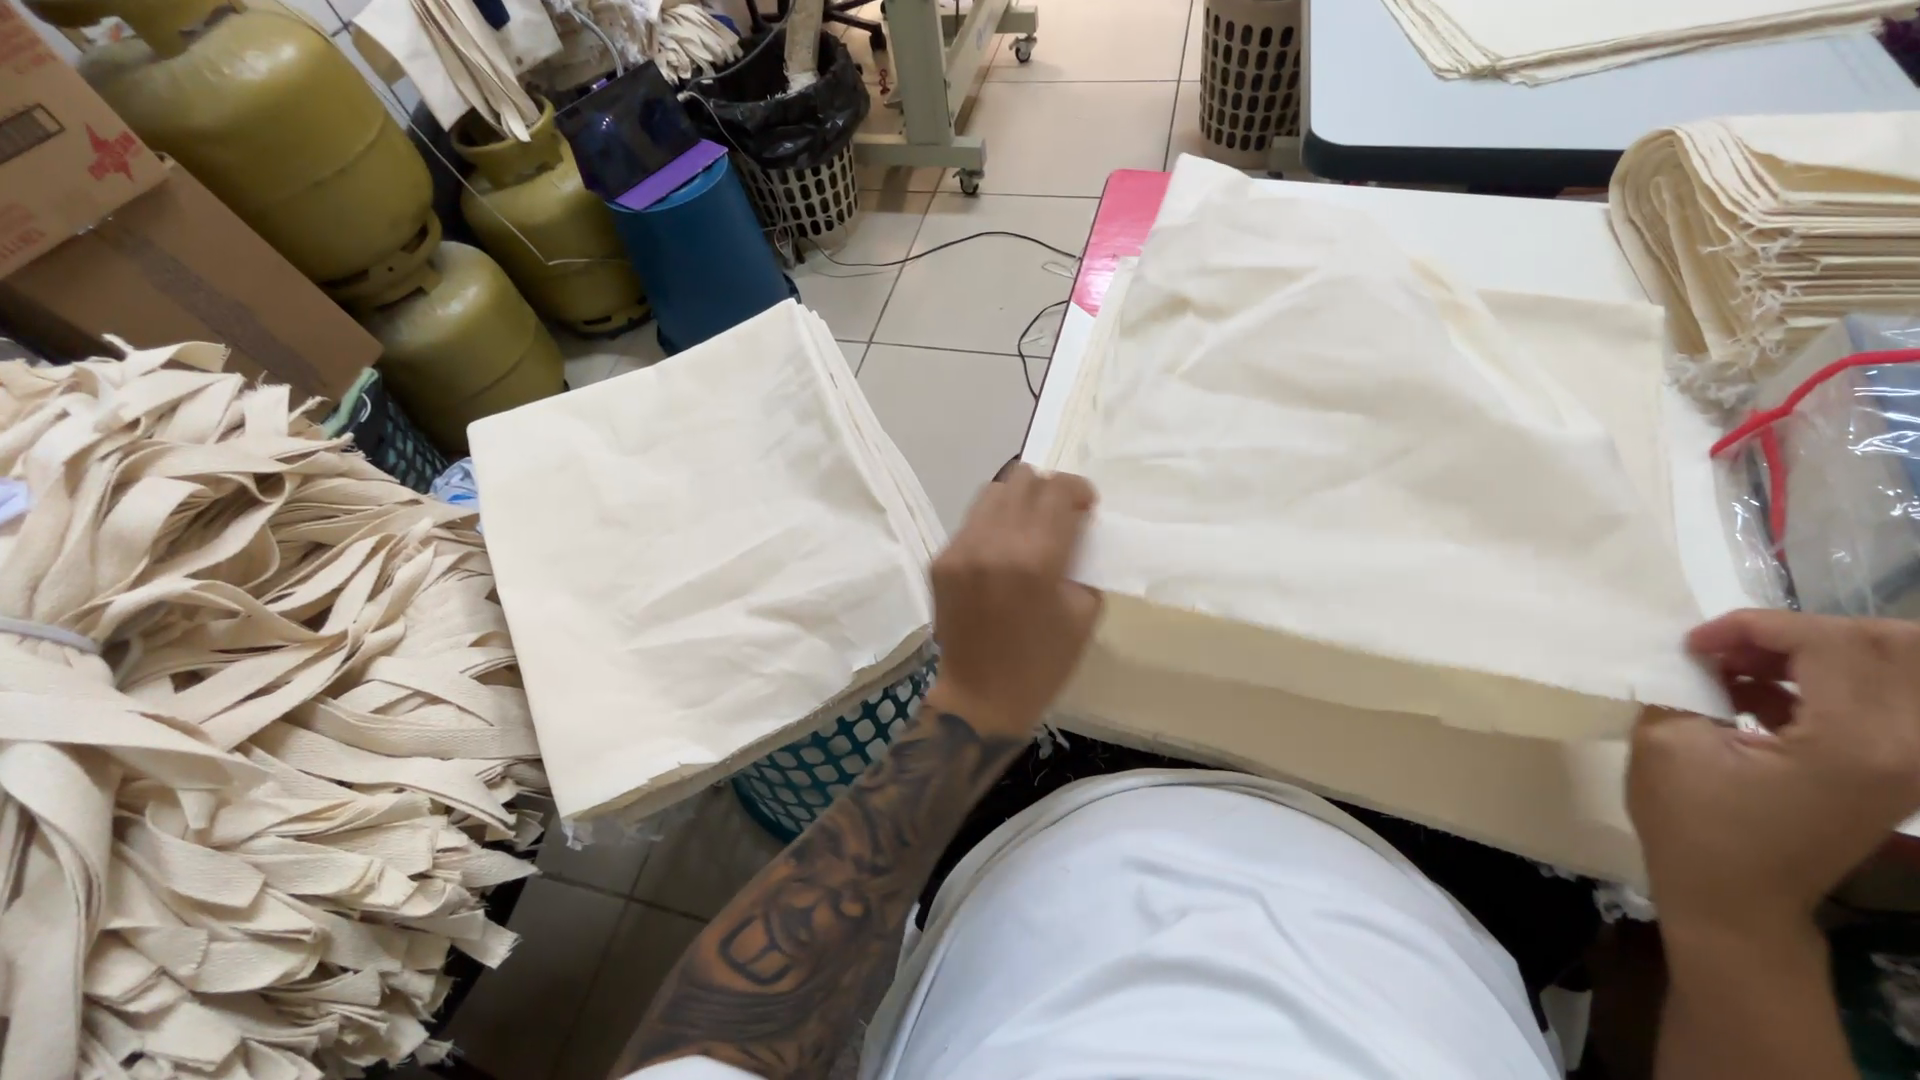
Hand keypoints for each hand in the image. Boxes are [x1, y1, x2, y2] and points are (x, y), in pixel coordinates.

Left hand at [927, 464, 1101, 737]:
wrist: (981, 697)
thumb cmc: (1042, 663)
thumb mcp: (1083, 612)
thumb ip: (1080, 560)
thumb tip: (1072, 527)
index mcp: (1036, 558)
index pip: (1058, 491)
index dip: (1078, 489)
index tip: (1086, 505)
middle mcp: (994, 544)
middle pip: (1023, 479)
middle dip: (1049, 490)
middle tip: (1060, 514)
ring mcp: (961, 550)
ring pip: (993, 492)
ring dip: (1018, 500)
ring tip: (1029, 526)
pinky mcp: (941, 560)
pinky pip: (971, 522)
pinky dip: (993, 525)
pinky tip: (1002, 551)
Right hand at [1628, 608, 1919, 933]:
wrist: (1735, 903)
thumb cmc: (1693, 826)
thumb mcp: (1669, 742)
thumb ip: (1691, 684)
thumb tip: (1710, 653)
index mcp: (1854, 742)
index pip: (1830, 641)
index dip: (1756, 626)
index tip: (1696, 644)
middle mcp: (1909, 747)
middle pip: (1892, 644)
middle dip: (1802, 631)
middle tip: (1735, 648)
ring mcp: (1914, 762)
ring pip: (1898, 667)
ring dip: (1818, 654)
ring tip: (1745, 670)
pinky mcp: (1901, 771)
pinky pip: (1888, 700)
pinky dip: (1828, 683)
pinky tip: (1762, 699)